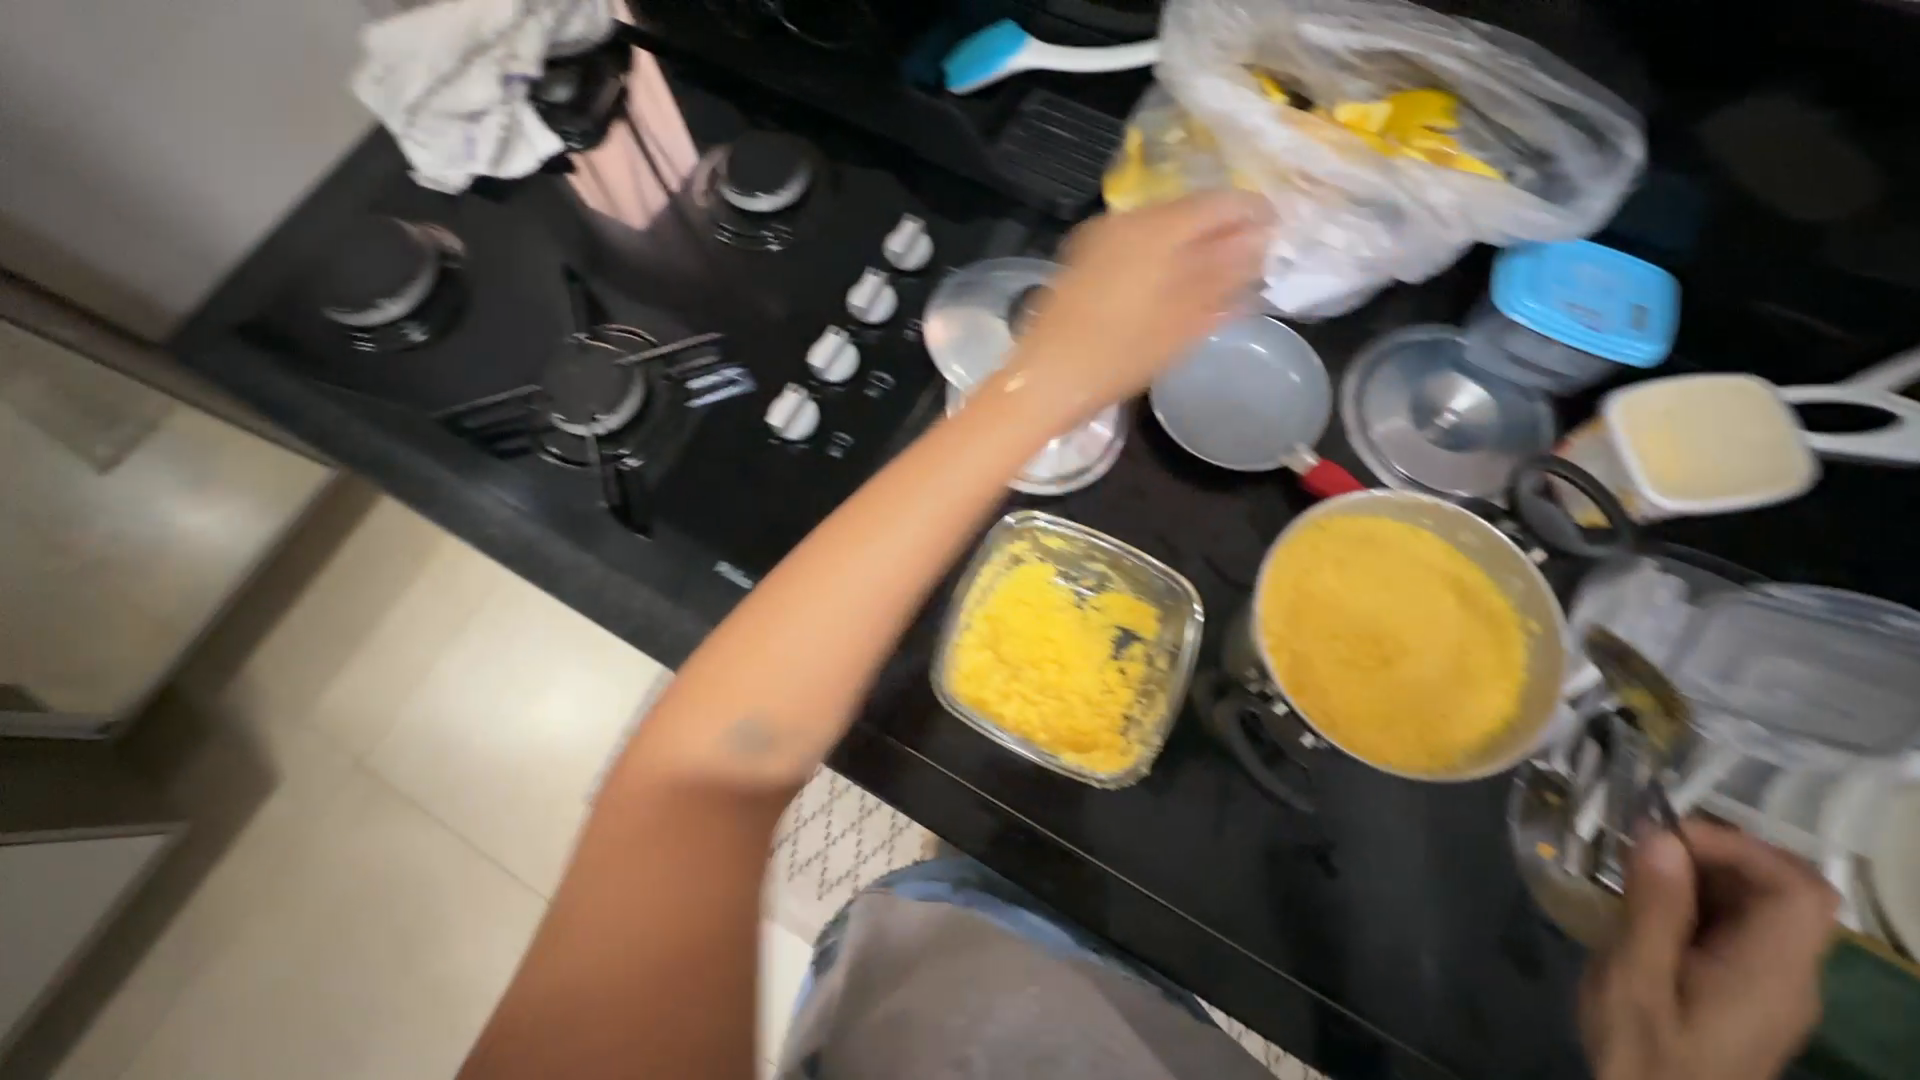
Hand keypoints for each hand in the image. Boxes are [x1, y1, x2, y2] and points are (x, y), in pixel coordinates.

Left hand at [992, 191, 1273, 423]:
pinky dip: (1162, 255)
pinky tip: (1175, 281)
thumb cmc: (1116, 357)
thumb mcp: (1182, 322)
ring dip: (1192, 243)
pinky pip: (1136, 244)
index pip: (1219, 202)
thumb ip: (1224, 276)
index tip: (1278, 229)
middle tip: (1252, 254)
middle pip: (1188, 211)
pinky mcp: (1083, 260)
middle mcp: (1126, 220)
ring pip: (1161, 227)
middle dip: (1222, 229)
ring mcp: (1099, 238)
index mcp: (1156, 228)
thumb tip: (1259, 242)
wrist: (1042, 381)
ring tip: (1218, 273)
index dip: (1253, 213)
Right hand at [1580, 821, 1837, 1079]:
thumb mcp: (1633, 978)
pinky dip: (1700, 903)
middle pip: (1787, 893)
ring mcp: (1774, 987)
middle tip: (1645, 847)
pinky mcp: (1750, 994)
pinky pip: (1742, 930)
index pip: (1800, 889)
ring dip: (1704, 876)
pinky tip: (1649, 908)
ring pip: (1763, 908)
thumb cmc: (1645, 1051)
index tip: (1666, 837)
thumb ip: (1654, 908)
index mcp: (1771, 972)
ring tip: (1635, 871)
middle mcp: (1790, 976)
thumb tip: (1661, 838)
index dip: (1740, 847)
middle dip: (1717, 855)